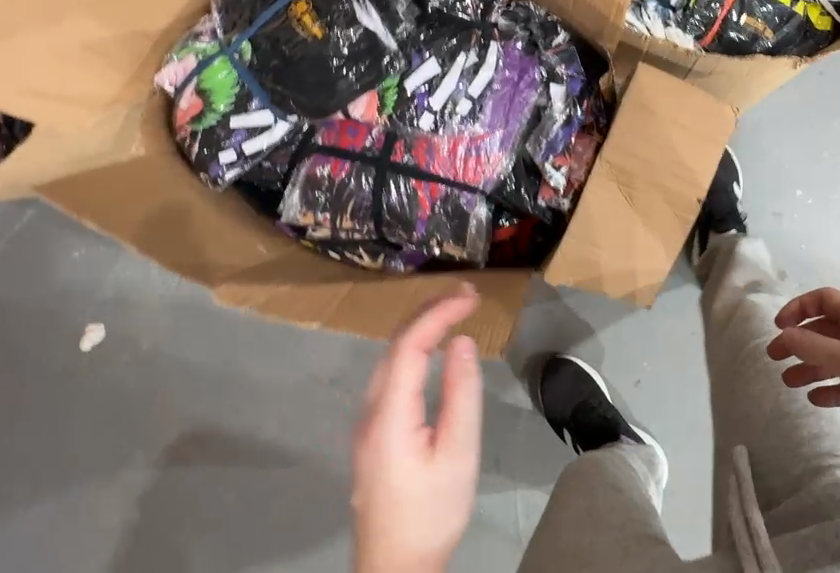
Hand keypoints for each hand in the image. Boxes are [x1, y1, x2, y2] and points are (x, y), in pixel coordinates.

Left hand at [352, 287, 482, 572]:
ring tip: (454, 311)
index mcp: (389, 414)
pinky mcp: (373, 436)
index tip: (473, 296)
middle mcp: (370, 412)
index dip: (440, 313)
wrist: (395, 568)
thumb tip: (461, 343)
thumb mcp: (458, 454)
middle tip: (468, 294)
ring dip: (419, 329)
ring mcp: (367, 425)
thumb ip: (461, 395)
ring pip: (389, 360)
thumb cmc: (432, 513)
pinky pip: (390, 376)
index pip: (411, 345)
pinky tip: (431, 352)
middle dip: (429, 311)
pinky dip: (413, 351)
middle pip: (394, 346)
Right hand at [767, 287, 839, 461]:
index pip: (825, 300)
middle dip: (799, 340)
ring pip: (832, 358)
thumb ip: (815, 346)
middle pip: (825, 330)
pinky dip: (828, 388)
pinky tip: (814, 399)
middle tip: (773, 356)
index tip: (779, 326)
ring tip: (787, 382)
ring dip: (809, 366)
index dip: (800, 308)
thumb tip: (784, 334)